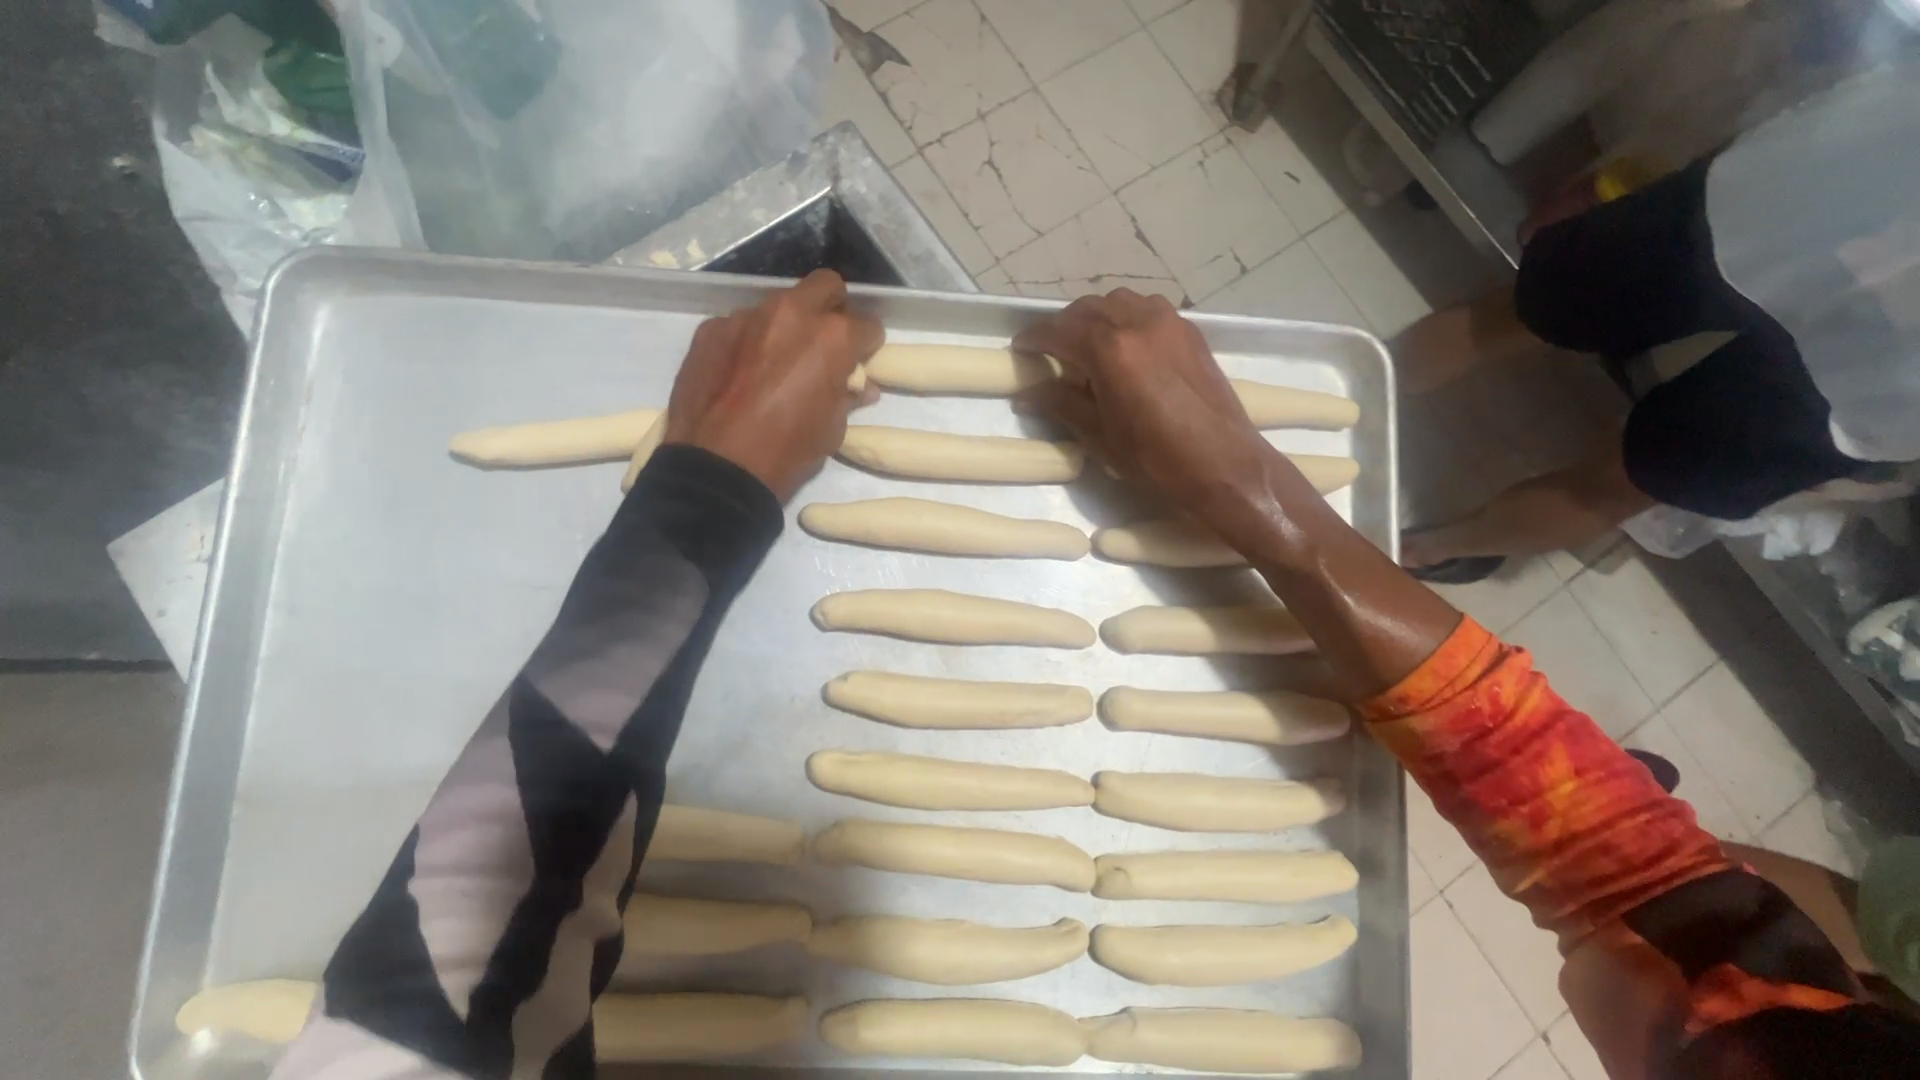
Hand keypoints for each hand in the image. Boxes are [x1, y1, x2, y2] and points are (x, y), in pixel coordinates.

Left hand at [665, 270, 882, 499]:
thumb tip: (857, 386)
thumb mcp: (832, 430)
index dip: (867, 344)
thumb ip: (846, 396)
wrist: (716, 468)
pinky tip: (742, 372)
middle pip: (825, 287)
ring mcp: (746, 317)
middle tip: (826, 342)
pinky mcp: (711, 329)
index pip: (867, 324)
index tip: (860, 359)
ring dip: (787, 325)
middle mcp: (791, 313)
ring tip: (778, 360)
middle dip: (833, 309)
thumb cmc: (786, 452)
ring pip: (779, 305)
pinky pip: (741, 325)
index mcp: (831, 337)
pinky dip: (749, 341)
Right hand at [1014, 289, 1283, 529]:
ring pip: (1120, 302)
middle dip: (1064, 326)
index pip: (1059, 331)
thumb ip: (1062, 405)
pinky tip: (1126, 346)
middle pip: (1088, 309)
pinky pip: (1149, 309)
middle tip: (1052, 352)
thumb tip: (1029, 393)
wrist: (1223, 465)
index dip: (1035, 338)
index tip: (1021, 348)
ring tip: (1089, 346)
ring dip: (1097, 317)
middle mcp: (1138, 323)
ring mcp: (1169, 323)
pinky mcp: (1191, 332)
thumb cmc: (1156, 459)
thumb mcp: (1100, 436)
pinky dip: (1128, 318)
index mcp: (1110, 350)